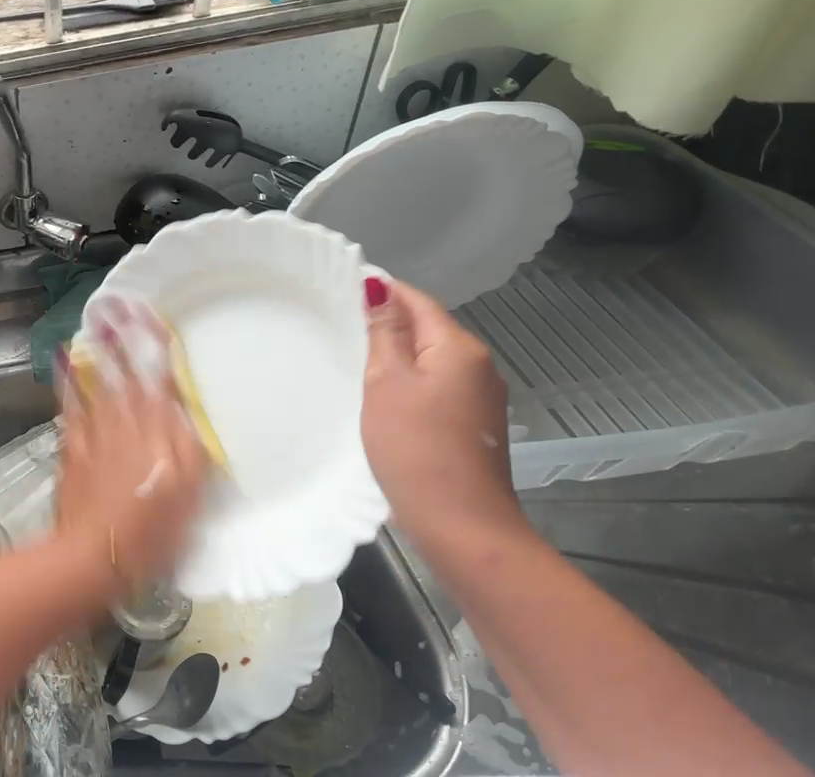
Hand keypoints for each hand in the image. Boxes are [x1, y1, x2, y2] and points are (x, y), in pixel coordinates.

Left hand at [52, 296, 208, 597]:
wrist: (92, 555)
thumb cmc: (150, 531)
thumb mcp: (188, 492)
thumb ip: (188, 445)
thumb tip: (181, 409)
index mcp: (157, 432)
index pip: (158, 377)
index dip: (153, 344)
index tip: (149, 314)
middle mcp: (123, 423)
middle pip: (123, 372)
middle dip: (120, 336)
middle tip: (115, 304)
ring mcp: (93, 433)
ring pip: (95, 382)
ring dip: (96, 350)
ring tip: (93, 321)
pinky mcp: (71, 447)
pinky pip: (70, 405)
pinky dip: (68, 381)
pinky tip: (65, 365)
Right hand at [361, 277, 524, 545]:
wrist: (463, 526)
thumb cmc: (416, 448)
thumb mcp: (387, 384)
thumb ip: (384, 334)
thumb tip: (379, 288)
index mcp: (458, 348)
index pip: (417, 301)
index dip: (382, 290)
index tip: (339, 288)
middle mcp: (477, 366)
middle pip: (427, 329)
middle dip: (386, 323)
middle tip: (335, 323)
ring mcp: (479, 398)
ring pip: (430, 360)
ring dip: (395, 354)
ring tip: (349, 356)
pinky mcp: (472, 426)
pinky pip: (435, 387)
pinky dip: (407, 382)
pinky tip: (378, 395)